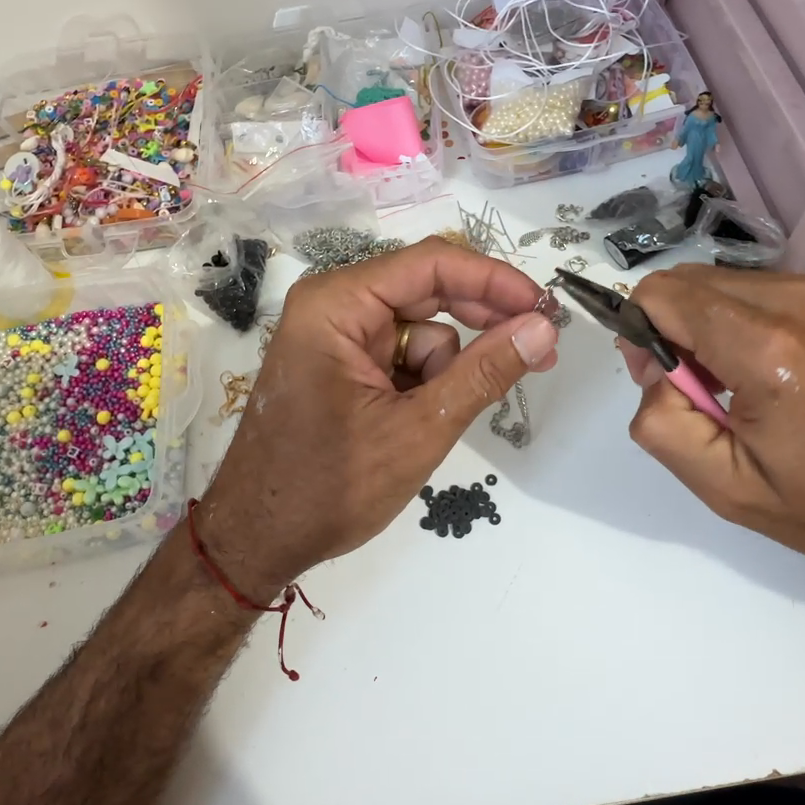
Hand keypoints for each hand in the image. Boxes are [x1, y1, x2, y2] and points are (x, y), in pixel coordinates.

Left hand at [198, 237, 560, 595]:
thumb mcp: (418, 429)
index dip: (494, 280)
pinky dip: (426, 381)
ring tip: (437, 419)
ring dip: (447, 367)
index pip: (431, 265)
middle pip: (428, 290)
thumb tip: (544, 327)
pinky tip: (419, 420)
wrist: (259, 540)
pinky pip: (403, 355)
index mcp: (337, 304)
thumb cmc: (329, 487)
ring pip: (423, 328)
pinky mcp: (343, 365)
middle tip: (539, 350)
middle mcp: (334, 306)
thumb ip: (484, 373)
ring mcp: (337, 336)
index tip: (545, 308)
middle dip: (481, 322)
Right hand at [619, 266, 804, 578]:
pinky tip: (783, 371)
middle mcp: (803, 298)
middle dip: (675, 327)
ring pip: (731, 283)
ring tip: (745, 385)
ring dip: (715, 324)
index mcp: (768, 348)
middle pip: (693, 281)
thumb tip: (652, 370)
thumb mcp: (730, 491)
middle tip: (700, 389)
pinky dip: (754, 320)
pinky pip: (773, 289)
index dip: (641, 331)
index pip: (663, 294)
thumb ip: (662, 424)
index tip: (660, 377)